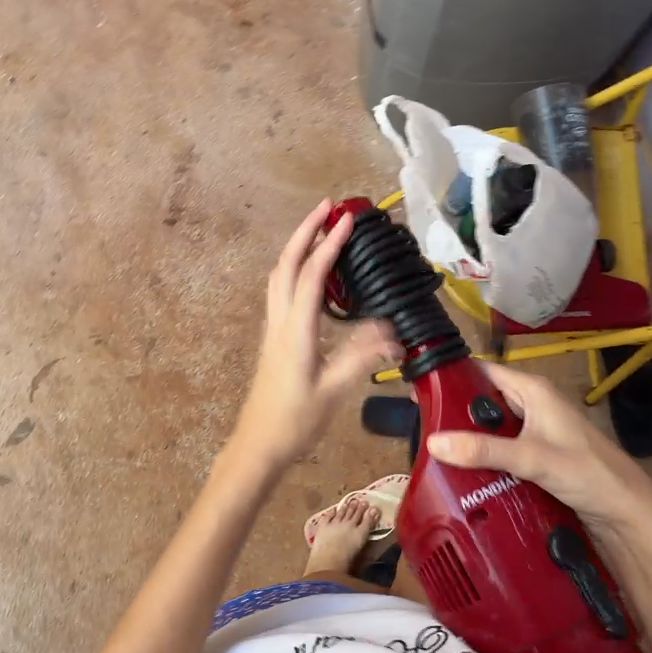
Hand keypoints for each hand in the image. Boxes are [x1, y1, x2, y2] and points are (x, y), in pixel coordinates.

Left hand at [227, 201, 401, 474]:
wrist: (257, 446)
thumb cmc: (294, 422)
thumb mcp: (334, 392)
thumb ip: (363, 357)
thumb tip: (394, 330)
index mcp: (295, 330)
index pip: (311, 274)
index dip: (329, 244)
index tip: (348, 218)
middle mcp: (279, 322)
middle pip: (285, 264)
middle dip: (305, 231)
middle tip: (327, 207)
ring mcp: (273, 330)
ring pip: (279, 276)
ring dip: (297, 248)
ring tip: (320, 230)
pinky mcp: (274, 340)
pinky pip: (281, 292)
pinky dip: (295, 270)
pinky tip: (312, 276)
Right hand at [425, 362, 651, 537]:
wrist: (629, 514)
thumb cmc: (589, 473)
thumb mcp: (533, 458)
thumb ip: (484, 450)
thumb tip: (434, 442)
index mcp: (533, 389)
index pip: (481, 371)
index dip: (450, 376)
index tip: (417, 389)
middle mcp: (531, 404)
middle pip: (482, 400)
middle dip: (453, 412)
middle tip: (420, 427)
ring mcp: (533, 431)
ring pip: (489, 427)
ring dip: (466, 439)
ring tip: (432, 451)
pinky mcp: (535, 456)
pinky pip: (498, 450)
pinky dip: (480, 457)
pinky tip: (461, 471)